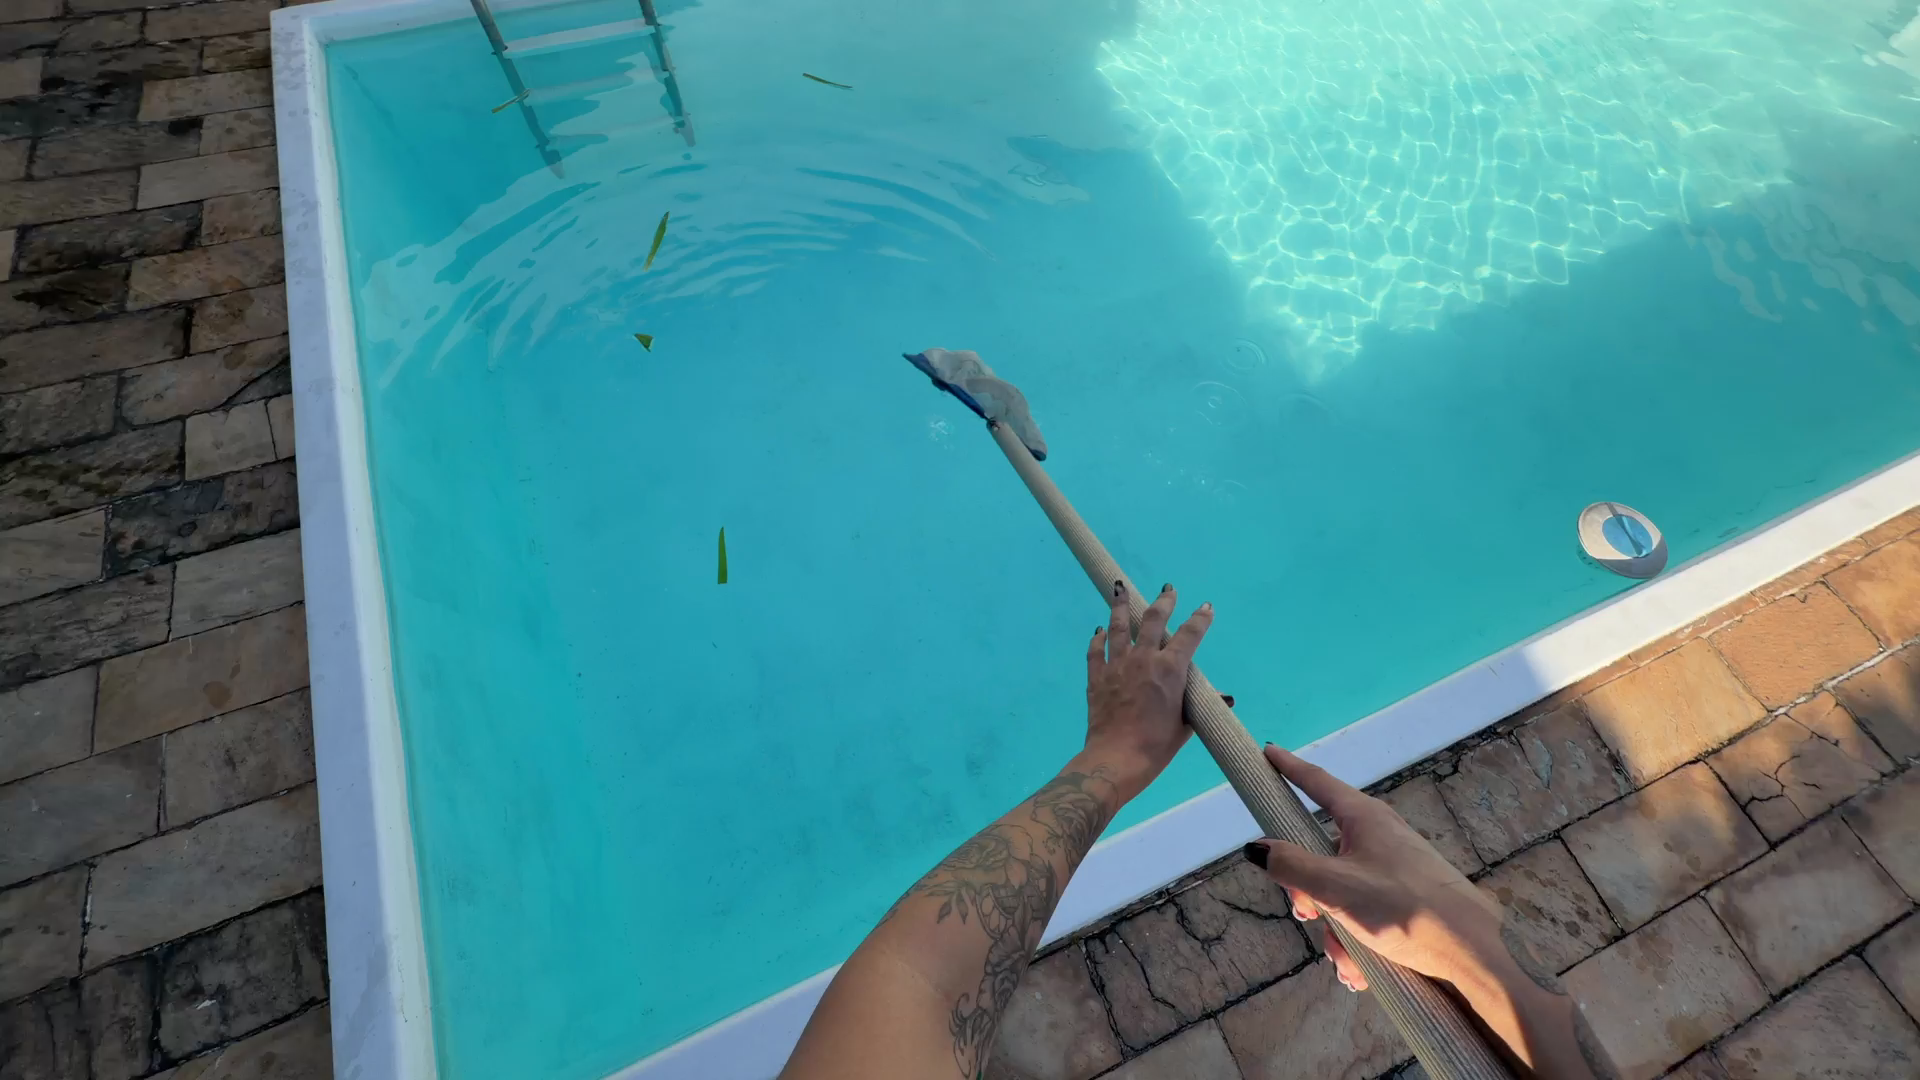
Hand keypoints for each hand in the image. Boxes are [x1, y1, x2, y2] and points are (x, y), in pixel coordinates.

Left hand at [1081, 582, 1211, 802]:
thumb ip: (1201, 704)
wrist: (1118, 756)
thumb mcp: (1186, 724)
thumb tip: (1225, 698)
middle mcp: (1143, 658)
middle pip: (1153, 620)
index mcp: (1170, 669)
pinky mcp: (1096, 676)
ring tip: (1119, 588)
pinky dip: (1098, 639)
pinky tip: (1100, 631)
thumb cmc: (1158, 744)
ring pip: (1118, 627)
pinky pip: (1096, 651)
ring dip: (1120, 606)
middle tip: (1168, 590)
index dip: (1200, 619)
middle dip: (1163, 602)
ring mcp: (1117, 665)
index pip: (1190, 635)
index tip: (1206, 607)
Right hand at [1244, 745, 1504, 992]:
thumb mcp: (1334, 886)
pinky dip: (1357, 940)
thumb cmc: (1404, 908)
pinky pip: (1367, 912)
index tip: (1267, 753)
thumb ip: (1290, 865)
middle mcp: (1378, 836)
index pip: (1316, 781)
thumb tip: (1255, 847)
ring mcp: (1395, 869)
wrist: (1483, 959)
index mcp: (1362, 817)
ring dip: (1332, 925)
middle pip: (1321, 849)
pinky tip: (1360, 971)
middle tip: (1304, 910)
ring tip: (1343, 958)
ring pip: (1341, 888)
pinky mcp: (1409, 901)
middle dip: (1306, 886)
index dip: (1288, 767)